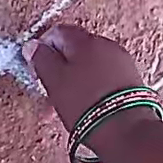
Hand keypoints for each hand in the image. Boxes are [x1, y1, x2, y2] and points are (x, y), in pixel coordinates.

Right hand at [25, 23, 148, 130]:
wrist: (125, 130)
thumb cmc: (86, 105)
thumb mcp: (55, 81)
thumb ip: (42, 60)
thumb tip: (32, 45)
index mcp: (85, 41)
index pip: (57, 32)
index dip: (42, 49)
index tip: (36, 68)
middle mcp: (106, 45)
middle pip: (74, 50)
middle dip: (58, 68)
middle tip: (48, 91)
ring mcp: (120, 62)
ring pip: (88, 66)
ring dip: (73, 81)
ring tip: (65, 105)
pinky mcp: (129, 80)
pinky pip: (103, 79)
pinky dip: (90, 89)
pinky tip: (85, 107)